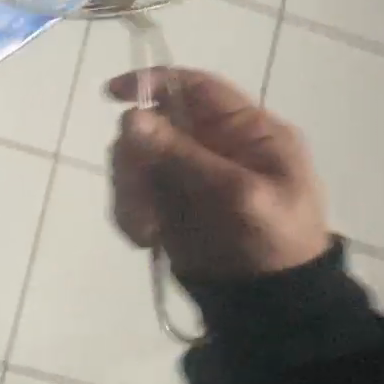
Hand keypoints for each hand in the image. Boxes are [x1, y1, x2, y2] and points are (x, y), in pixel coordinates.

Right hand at [107, 67, 329, 281]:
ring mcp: (183, 172)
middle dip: (135, 158)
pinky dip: (129, 212)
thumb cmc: (271, 241)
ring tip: (147, 227)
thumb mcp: (237, 194)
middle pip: (149, 125)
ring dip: (130, 192)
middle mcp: (210, 143)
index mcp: (246, 131)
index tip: (113, 94)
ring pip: (131, 159)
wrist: (269, 302)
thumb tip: (129, 116)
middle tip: (139, 193)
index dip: (152, 82)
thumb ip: (183, 154)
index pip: (194, 86)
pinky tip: (146, 236)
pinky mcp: (163, 200)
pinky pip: (127, 191)